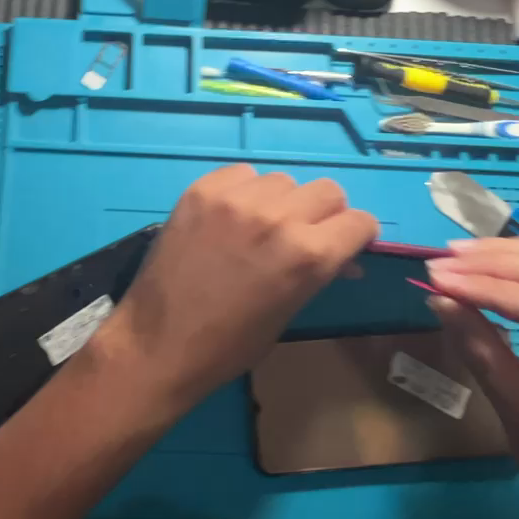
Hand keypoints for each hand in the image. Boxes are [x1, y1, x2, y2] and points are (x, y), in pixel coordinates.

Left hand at [89, 165, 379, 412]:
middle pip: (326, 190)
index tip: (345, 243)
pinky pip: (241, 174)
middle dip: (325, 213)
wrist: (159, 342)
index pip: (359, 221)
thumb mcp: (289, 311)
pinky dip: (244, 190)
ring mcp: (236, 200)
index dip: (357, 234)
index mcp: (308, 255)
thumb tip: (343, 257)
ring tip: (260, 226)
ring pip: (283, 180)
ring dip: (282, 200)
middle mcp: (278, 218)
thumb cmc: (230, 344)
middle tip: (305, 234)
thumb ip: (318, 272)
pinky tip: (230, 216)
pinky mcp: (201, 190)